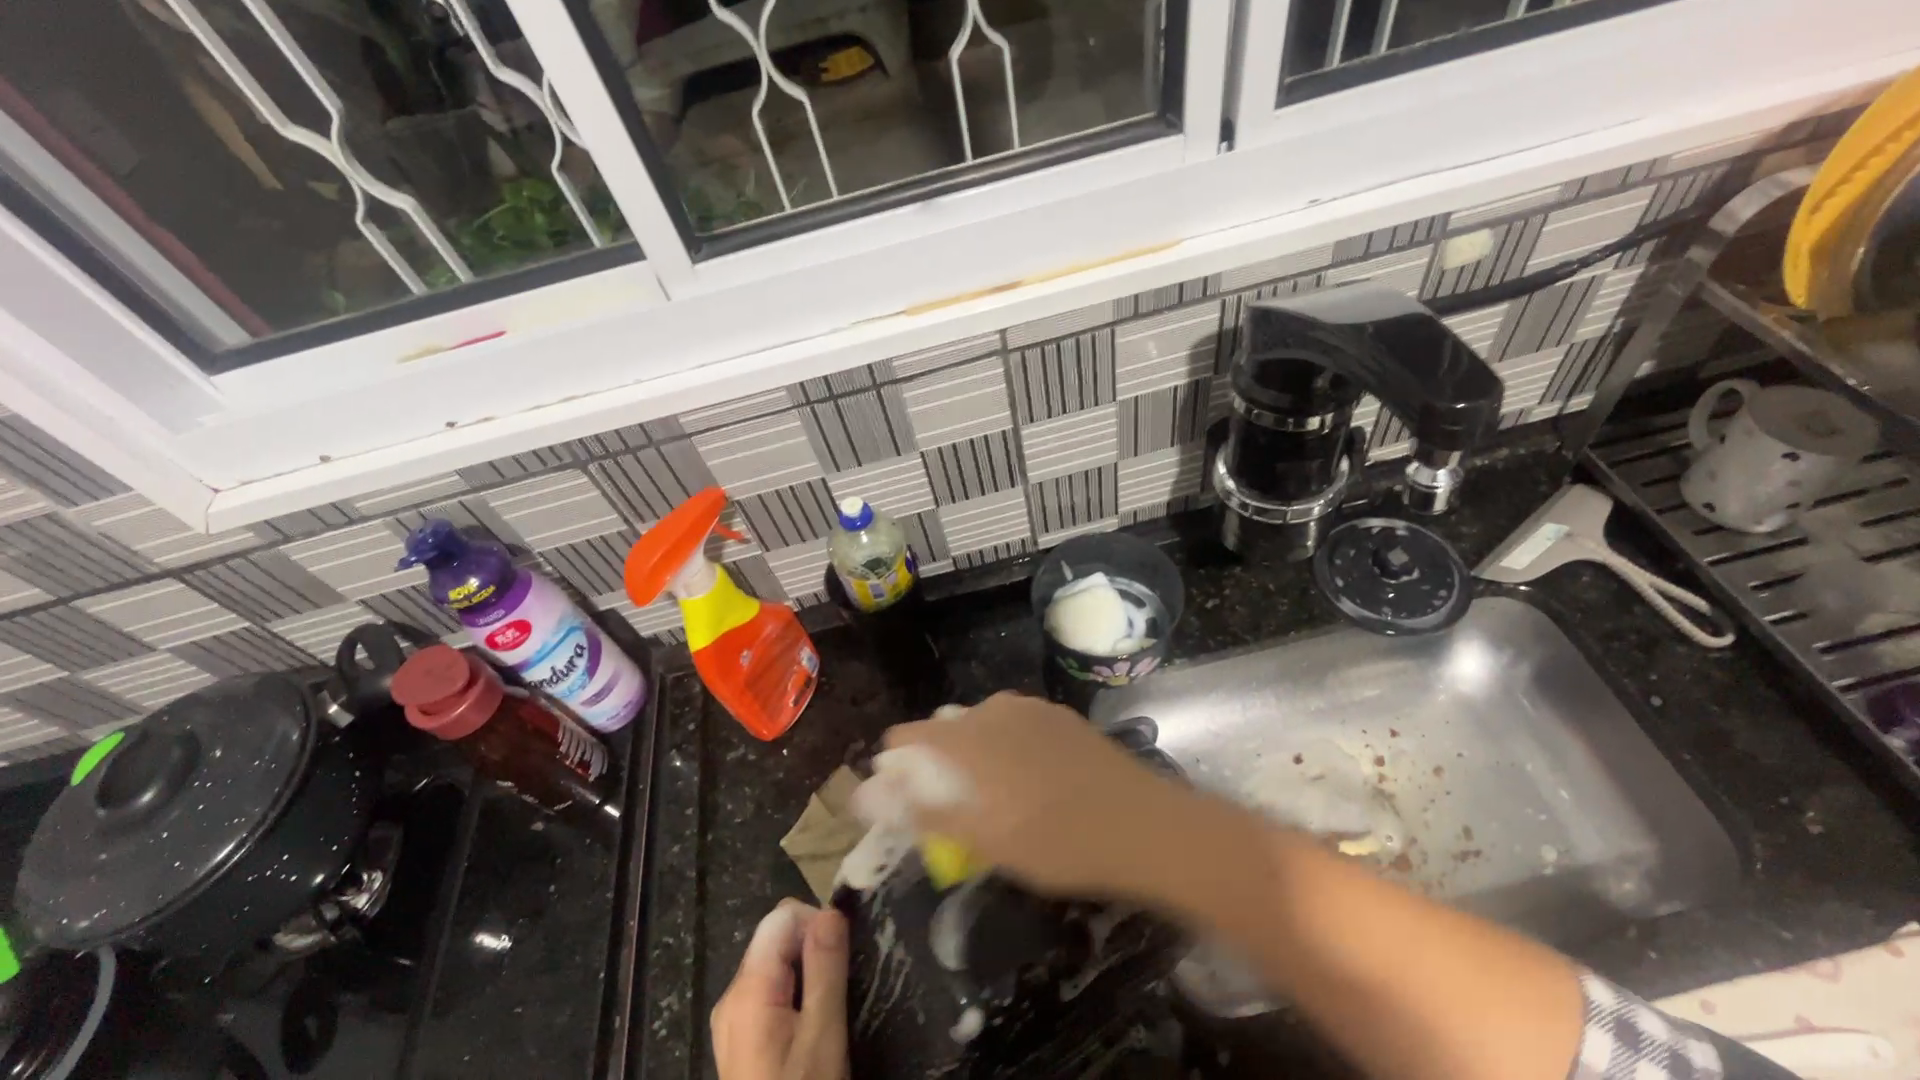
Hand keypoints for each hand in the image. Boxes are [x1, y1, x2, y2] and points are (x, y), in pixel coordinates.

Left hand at [711, 900, 848, 1079]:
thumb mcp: (824, 1034)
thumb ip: (825, 967)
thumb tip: (831, 910)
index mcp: (748, 988)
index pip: (782, 917)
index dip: (818, 924)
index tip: (844, 959)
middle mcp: (732, 995)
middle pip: (776, 939)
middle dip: (813, 949)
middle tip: (840, 990)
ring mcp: (732, 1018)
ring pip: (775, 964)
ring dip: (807, 973)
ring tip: (829, 1011)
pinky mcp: (740, 1036)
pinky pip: (770, 991)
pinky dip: (795, 994)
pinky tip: (811, 1028)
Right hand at [866, 692, 1194, 897]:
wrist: (1144, 826)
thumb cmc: (1056, 841)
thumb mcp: (983, 840)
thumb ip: (922, 813)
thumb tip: (868, 797)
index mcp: (963, 737)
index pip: (904, 737)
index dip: (897, 769)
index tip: (908, 803)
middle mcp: (990, 709)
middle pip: (942, 729)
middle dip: (938, 766)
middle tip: (958, 810)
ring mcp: (1029, 708)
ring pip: (981, 726)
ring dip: (975, 757)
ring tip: (997, 799)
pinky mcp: (1060, 715)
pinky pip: (1014, 726)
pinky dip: (1008, 749)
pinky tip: (1033, 783)